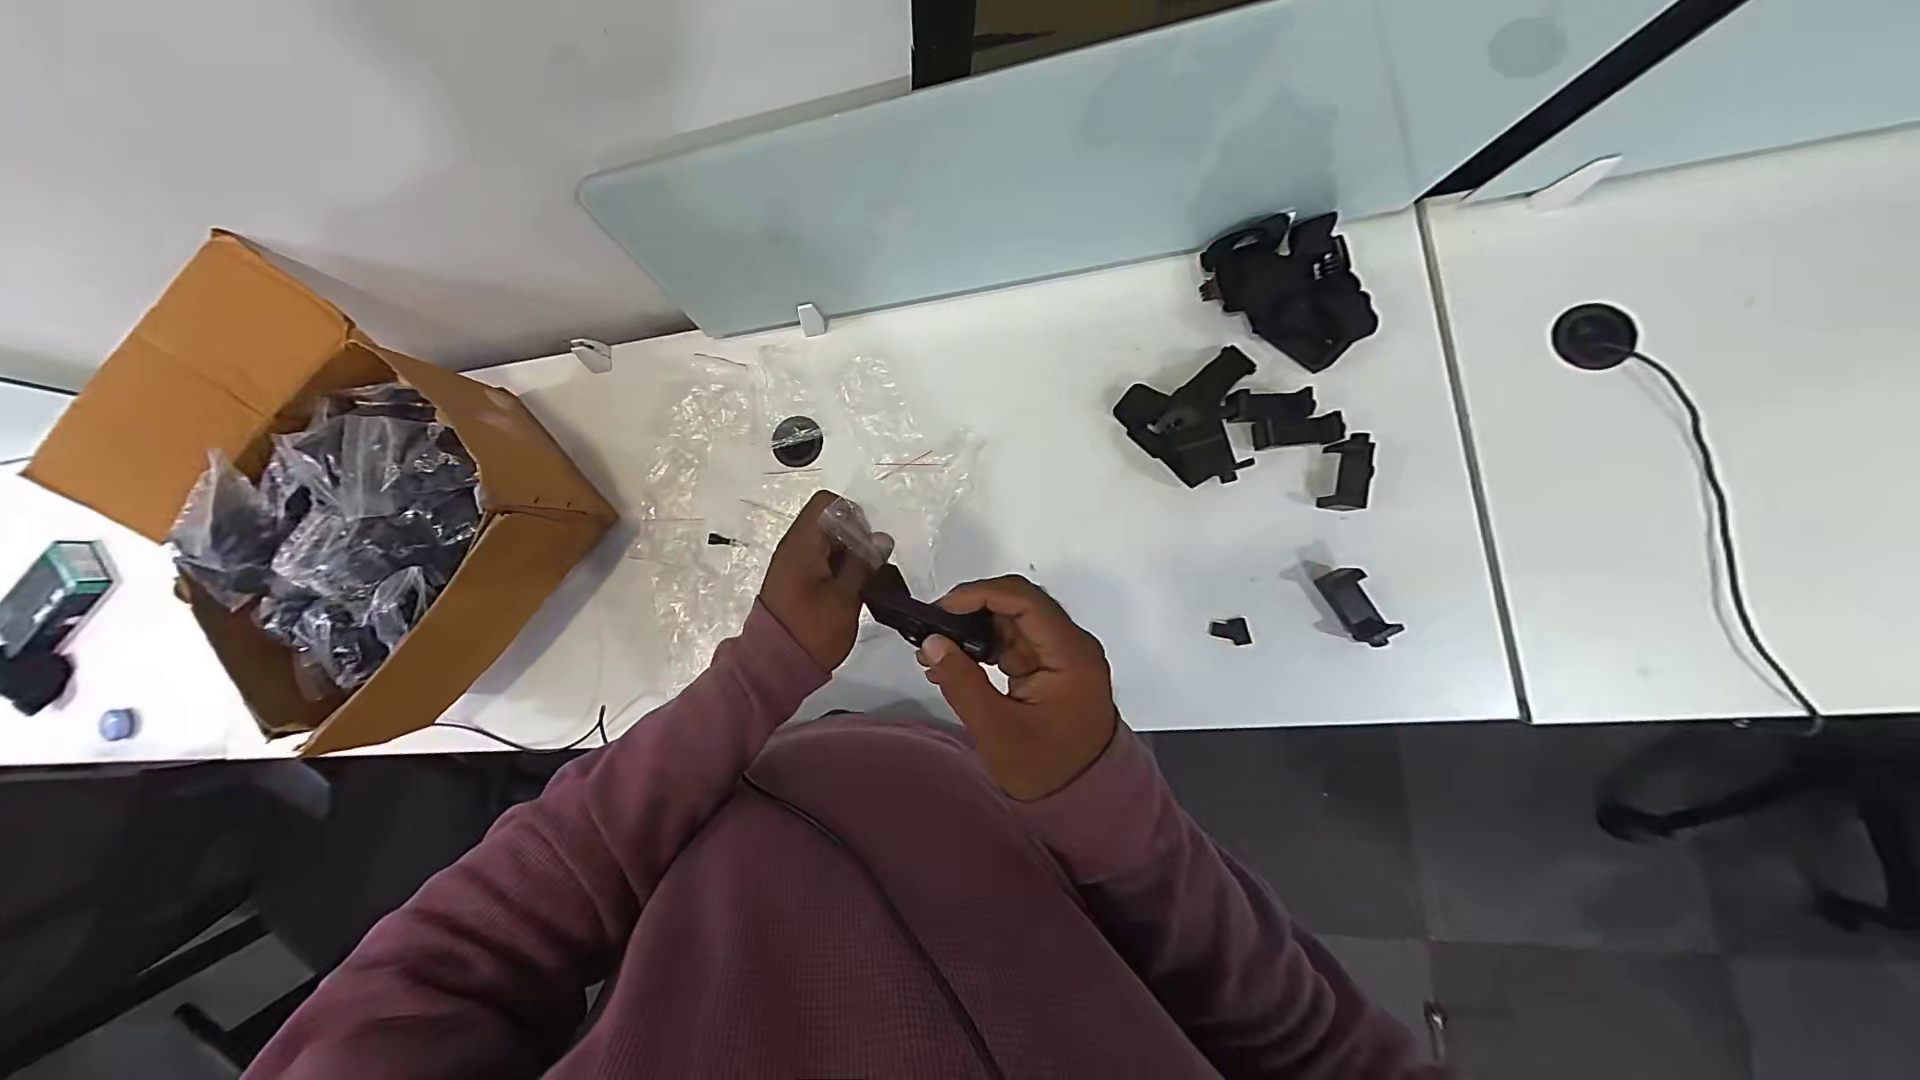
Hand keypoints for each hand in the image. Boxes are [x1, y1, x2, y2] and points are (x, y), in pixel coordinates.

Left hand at [759, 490, 887, 670]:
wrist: (774, 668)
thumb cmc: (810, 631)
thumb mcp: (844, 597)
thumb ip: (863, 564)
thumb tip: (880, 539)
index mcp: (801, 545)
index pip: (827, 504)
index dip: (852, 515)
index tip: (867, 542)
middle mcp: (794, 548)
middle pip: (828, 522)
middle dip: (855, 537)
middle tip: (870, 565)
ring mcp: (794, 565)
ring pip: (827, 543)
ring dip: (849, 555)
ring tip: (865, 580)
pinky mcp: (797, 582)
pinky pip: (822, 561)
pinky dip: (840, 569)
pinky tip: (853, 590)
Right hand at [917, 575, 1118, 800]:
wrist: (1084, 800)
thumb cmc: (1047, 770)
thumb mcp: (998, 731)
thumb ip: (962, 683)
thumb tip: (931, 643)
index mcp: (1071, 655)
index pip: (1027, 601)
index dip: (981, 595)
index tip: (942, 609)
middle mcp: (1071, 645)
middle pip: (1019, 604)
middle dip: (973, 609)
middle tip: (933, 627)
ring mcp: (1060, 654)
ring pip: (1012, 620)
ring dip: (973, 628)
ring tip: (935, 649)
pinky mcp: (1048, 665)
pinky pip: (1012, 642)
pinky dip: (982, 646)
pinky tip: (953, 663)